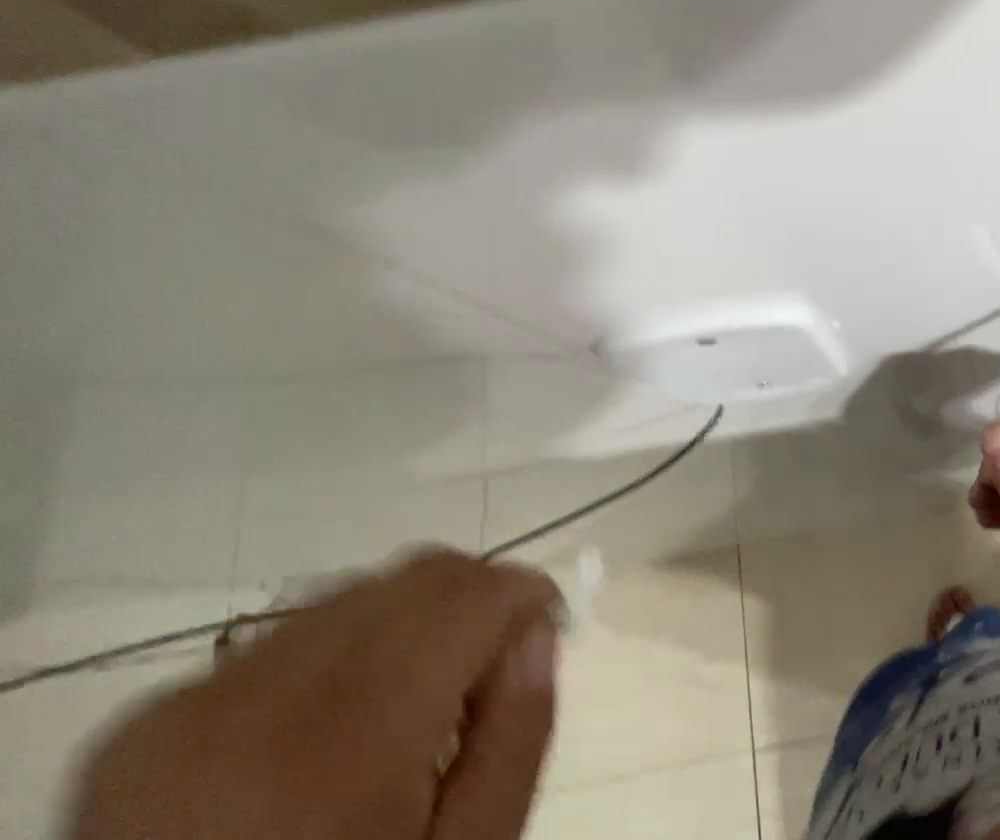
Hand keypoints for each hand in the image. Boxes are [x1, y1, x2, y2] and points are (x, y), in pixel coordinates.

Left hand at [70, 549, 561, 839]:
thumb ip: (516, 737)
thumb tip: (533, 634)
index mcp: (350, 738)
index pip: (468, 590)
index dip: (524, 595)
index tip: (542, 634)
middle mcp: (259, 699)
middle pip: (411, 579)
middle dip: (470, 604)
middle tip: (484, 677)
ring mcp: (186, 709)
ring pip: (349, 598)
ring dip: (403, 627)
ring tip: (405, 712)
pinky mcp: (139, 728)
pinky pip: (278, 643)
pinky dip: (332, 659)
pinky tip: (329, 735)